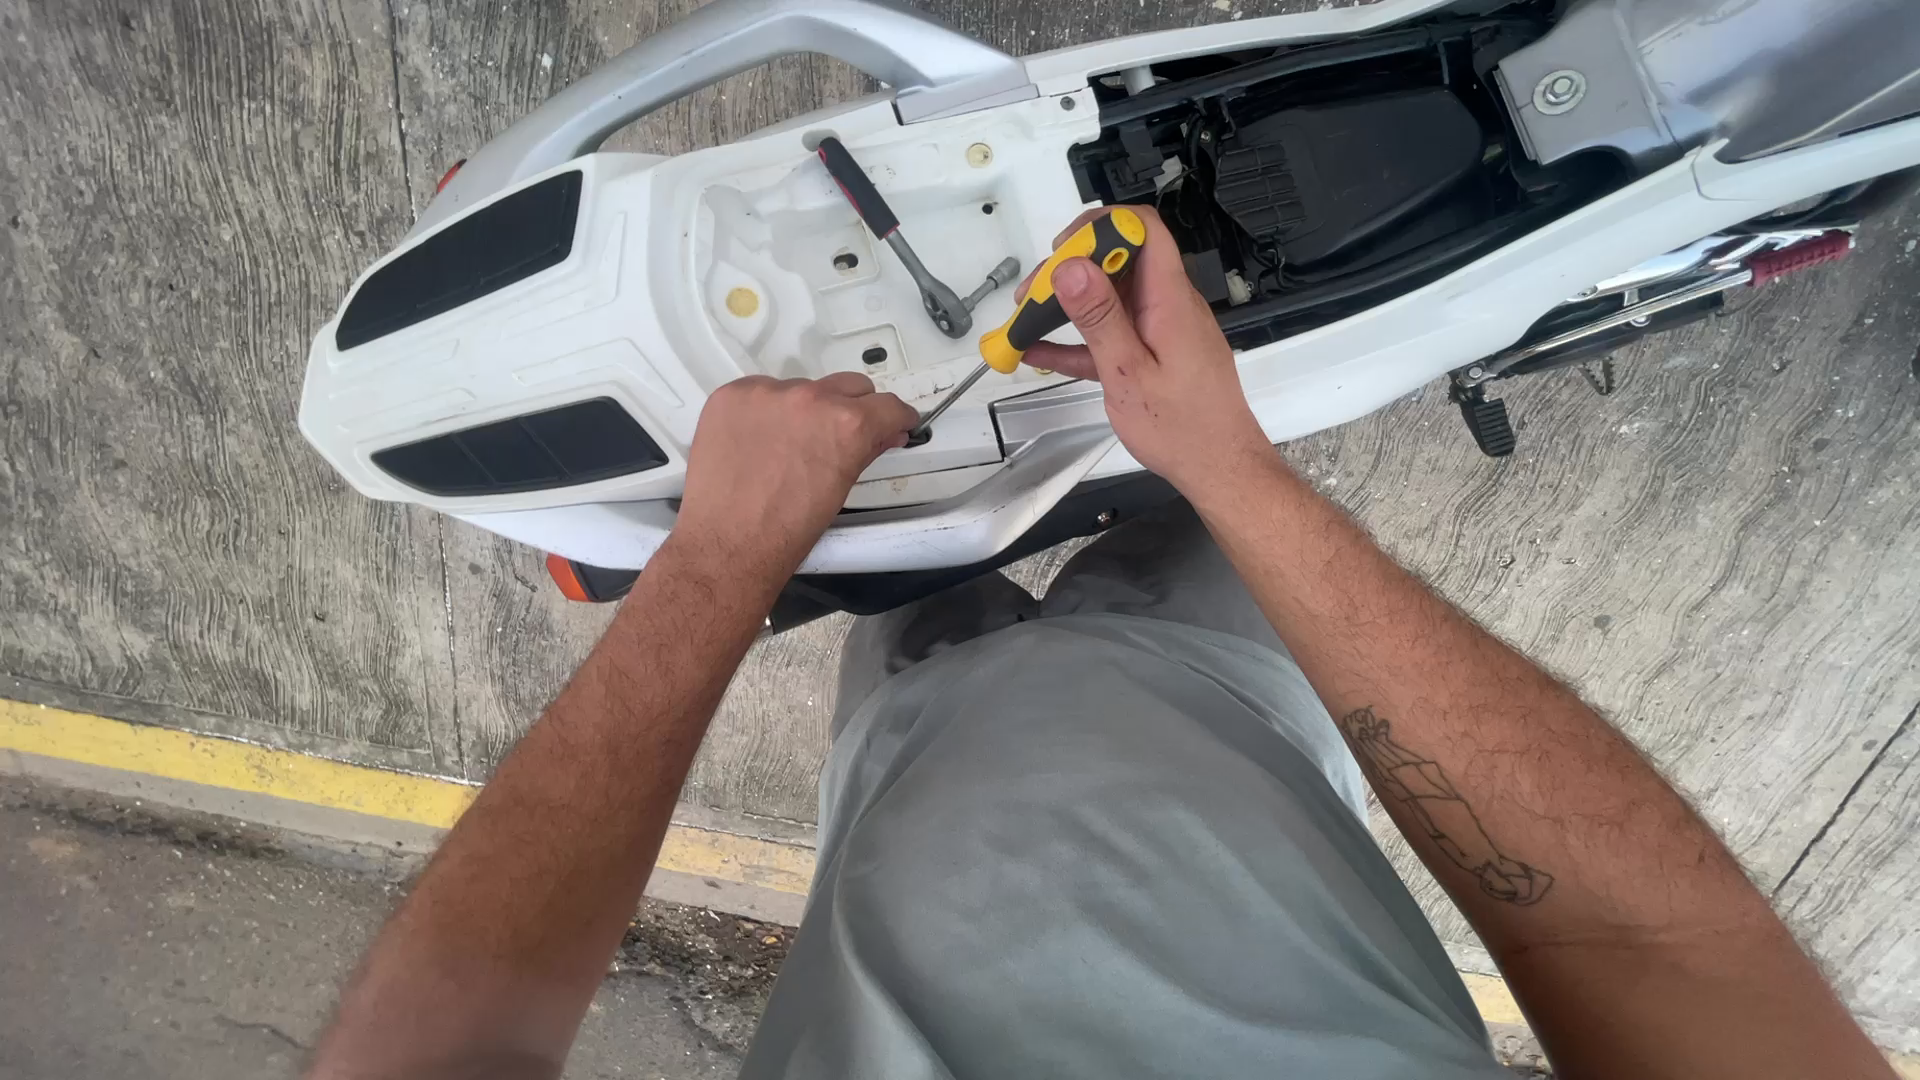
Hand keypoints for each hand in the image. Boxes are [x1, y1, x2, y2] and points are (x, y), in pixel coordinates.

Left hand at [675, 373, 916, 571]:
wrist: (729, 543)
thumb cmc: (787, 529)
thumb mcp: (841, 488)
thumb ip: (867, 450)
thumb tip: (884, 434)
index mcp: (847, 424)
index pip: (887, 405)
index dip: (895, 417)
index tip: (893, 422)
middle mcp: (810, 399)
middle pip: (849, 386)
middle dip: (854, 409)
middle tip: (840, 437)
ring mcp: (766, 393)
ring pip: (803, 387)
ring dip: (806, 410)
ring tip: (789, 447)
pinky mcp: (731, 396)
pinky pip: (761, 391)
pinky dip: (766, 410)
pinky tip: (760, 442)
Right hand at [1022, 206, 1274, 501]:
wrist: (1218, 468)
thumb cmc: (1180, 427)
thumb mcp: (1128, 373)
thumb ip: (1100, 319)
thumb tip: (1071, 267)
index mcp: (1169, 299)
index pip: (1143, 231)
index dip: (1100, 226)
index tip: (1060, 249)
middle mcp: (1167, 305)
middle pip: (1118, 264)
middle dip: (1069, 271)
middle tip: (1028, 296)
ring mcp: (1160, 331)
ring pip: (1109, 302)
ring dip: (1067, 308)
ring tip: (1024, 321)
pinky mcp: (1152, 356)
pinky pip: (1111, 337)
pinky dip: (1078, 342)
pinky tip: (1039, 353)